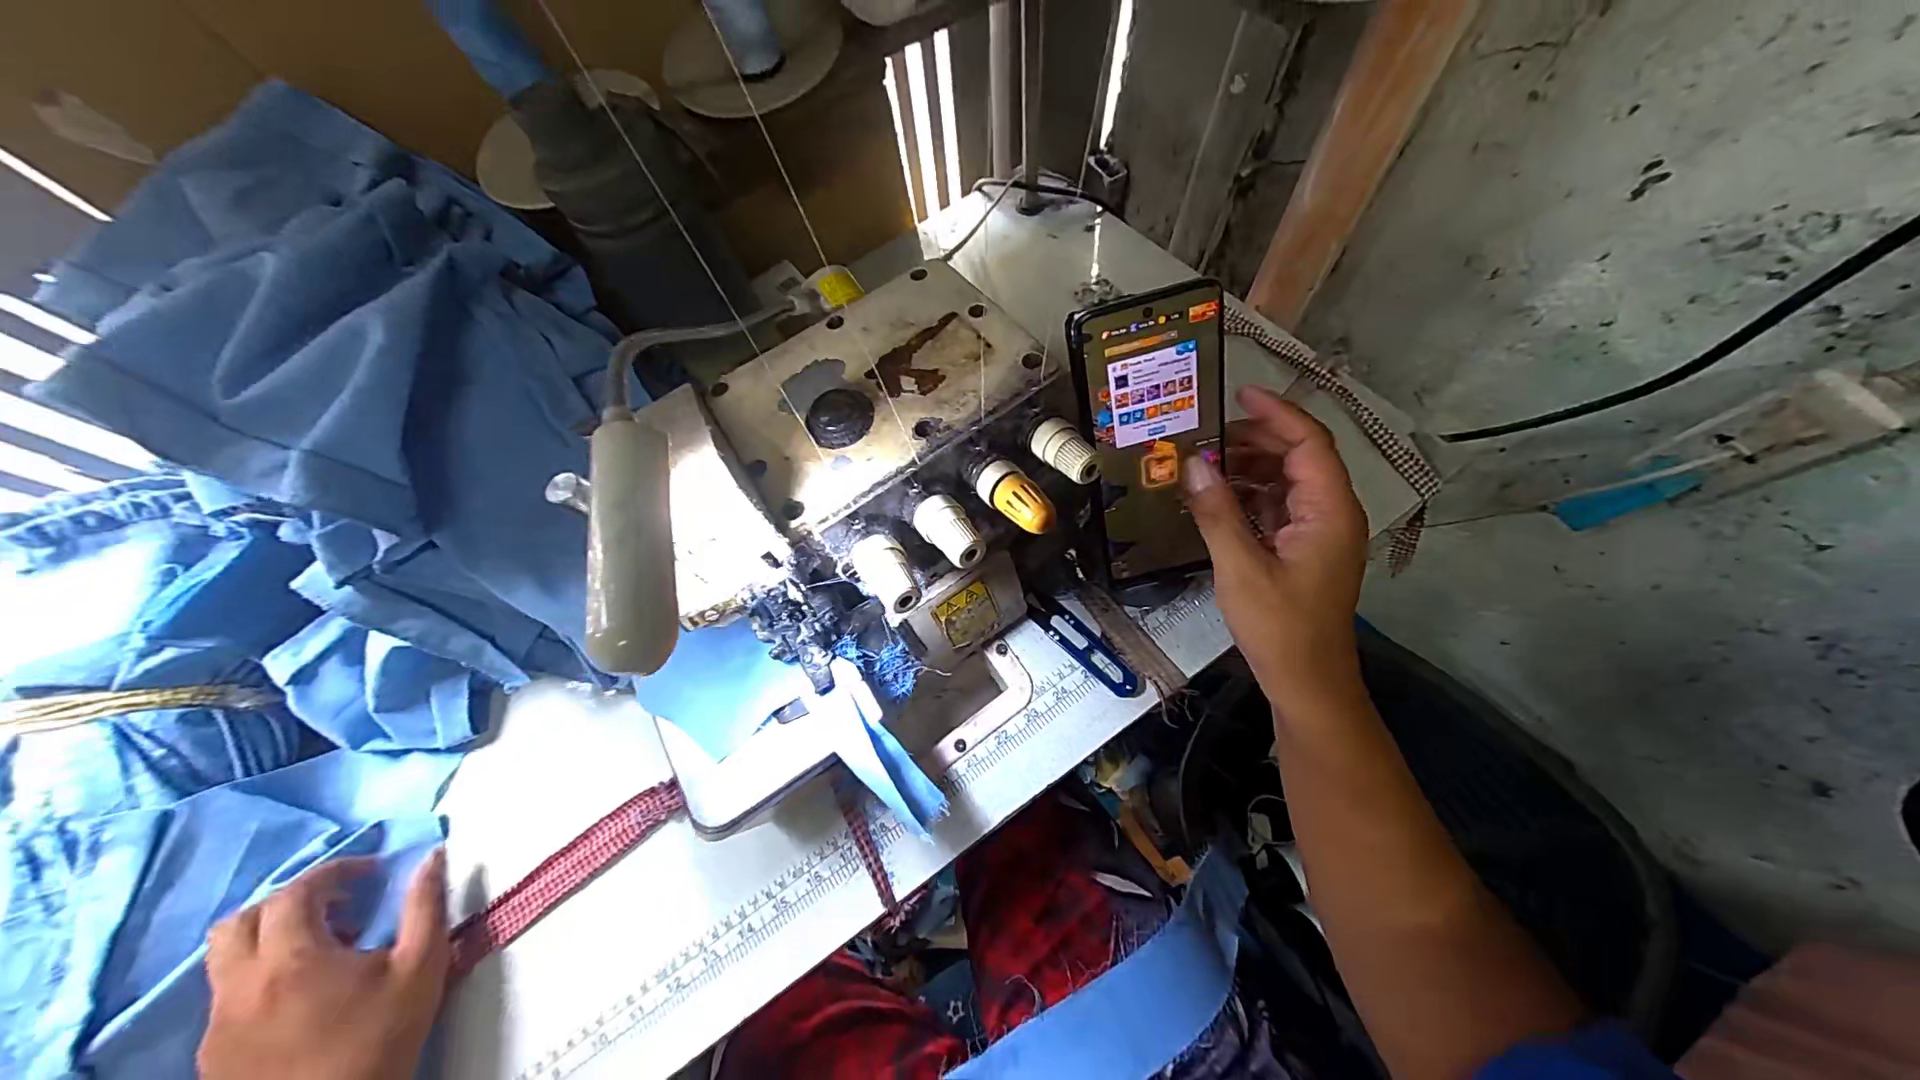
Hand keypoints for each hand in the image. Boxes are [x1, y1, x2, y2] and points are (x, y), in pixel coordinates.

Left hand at [199, 849, 449, 1079]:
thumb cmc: (382, 1036)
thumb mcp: (422, 963)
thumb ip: (425, 905)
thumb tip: (431, 857)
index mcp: (291, 959)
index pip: (296, 892)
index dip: (334, 871)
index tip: (371, 871)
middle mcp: (240, 986)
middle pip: (241, 921)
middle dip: (291, 900)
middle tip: (339, 902)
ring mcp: (218, 1025)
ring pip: (225, 959)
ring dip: (271, 936)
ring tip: (323, 946)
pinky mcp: (212, 1054)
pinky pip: (227, 994)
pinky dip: (263, 973)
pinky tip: (304, 991)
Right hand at [1183, 386, 1369, 715]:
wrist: (1306, 680)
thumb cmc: (1280, 626)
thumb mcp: (1240, 566)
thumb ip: (1217, 511)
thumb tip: (1193, 463)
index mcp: (1329, 511)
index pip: (1309, 443)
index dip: (1277, 414)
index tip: (1239, 393)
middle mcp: (1331, 513)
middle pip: (1298, 458)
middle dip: (1254, 442)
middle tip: (1206, 437)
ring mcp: (1318, 532)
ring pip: (1285, 482)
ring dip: (1247, 470)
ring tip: (1203, 467)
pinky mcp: (1303, 550)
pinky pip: (1277, 508)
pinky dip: (1248, 498)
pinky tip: (1215, 500)